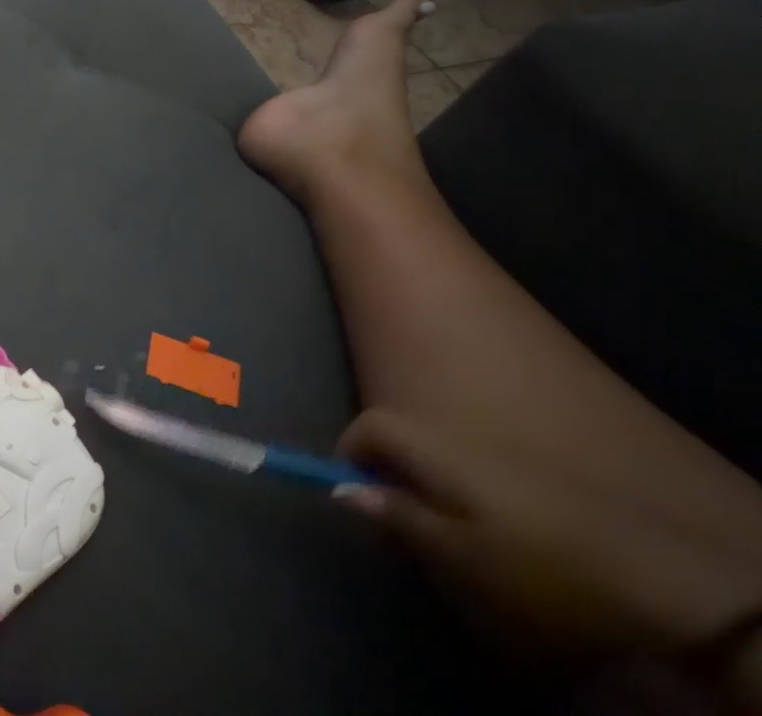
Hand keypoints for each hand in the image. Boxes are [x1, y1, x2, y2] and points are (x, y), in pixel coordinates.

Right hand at [335, 409, 761, 654]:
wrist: (672, 584)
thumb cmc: (544, 566)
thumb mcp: (459, 553)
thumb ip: (399, 516)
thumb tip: (340, 489)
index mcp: (442, 454)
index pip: (373, 427)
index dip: (347, 451)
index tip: (348, 491)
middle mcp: (470, 446)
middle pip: (405, 439)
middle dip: (385, 472)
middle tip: (391, 521)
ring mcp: (511, 463)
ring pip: (441, 459)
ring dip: (423, 486)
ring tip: (436, 535)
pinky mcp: (544, 486)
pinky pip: (477, 475)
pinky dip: (462, 497)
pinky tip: (486, 539)